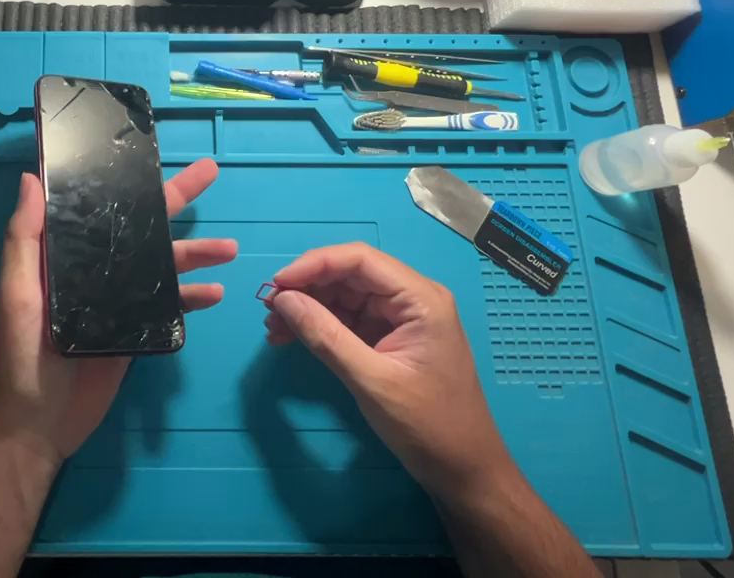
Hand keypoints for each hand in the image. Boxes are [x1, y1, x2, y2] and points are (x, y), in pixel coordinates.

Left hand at [0, 158, 234, 468]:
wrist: (40, 421)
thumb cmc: (21, 351)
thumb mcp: (17, 289)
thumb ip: (24, 237)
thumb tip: (30, 179)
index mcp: (69, 253)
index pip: (103, 207)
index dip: (127, 180)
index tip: (150, 154)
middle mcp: (99, 268)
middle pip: (143, 227)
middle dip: (177, 198)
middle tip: (209, 172)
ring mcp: (121, 299)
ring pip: (166, 264)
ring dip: (197, 252)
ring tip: (229, 247)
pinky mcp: (138, 329)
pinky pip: (171, 306)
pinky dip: (194, 297)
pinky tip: (216, 293)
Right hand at [263, 242, 511, 497]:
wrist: (465, 474)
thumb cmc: (428, 426)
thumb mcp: (371, 381)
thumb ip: (326, 336)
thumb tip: (283, 300)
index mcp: (420, 298)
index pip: (359, 260)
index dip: (314, 264)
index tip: (277, 284)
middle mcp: (411, 298)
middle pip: (349, 274)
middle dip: (307, 288)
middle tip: (269, 308)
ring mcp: (401, 317)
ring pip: (344, 295)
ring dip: (308, 307)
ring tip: (274, 327)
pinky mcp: (390, 336)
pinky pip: (348, 317)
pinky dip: (319, 325)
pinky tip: (292, 336)